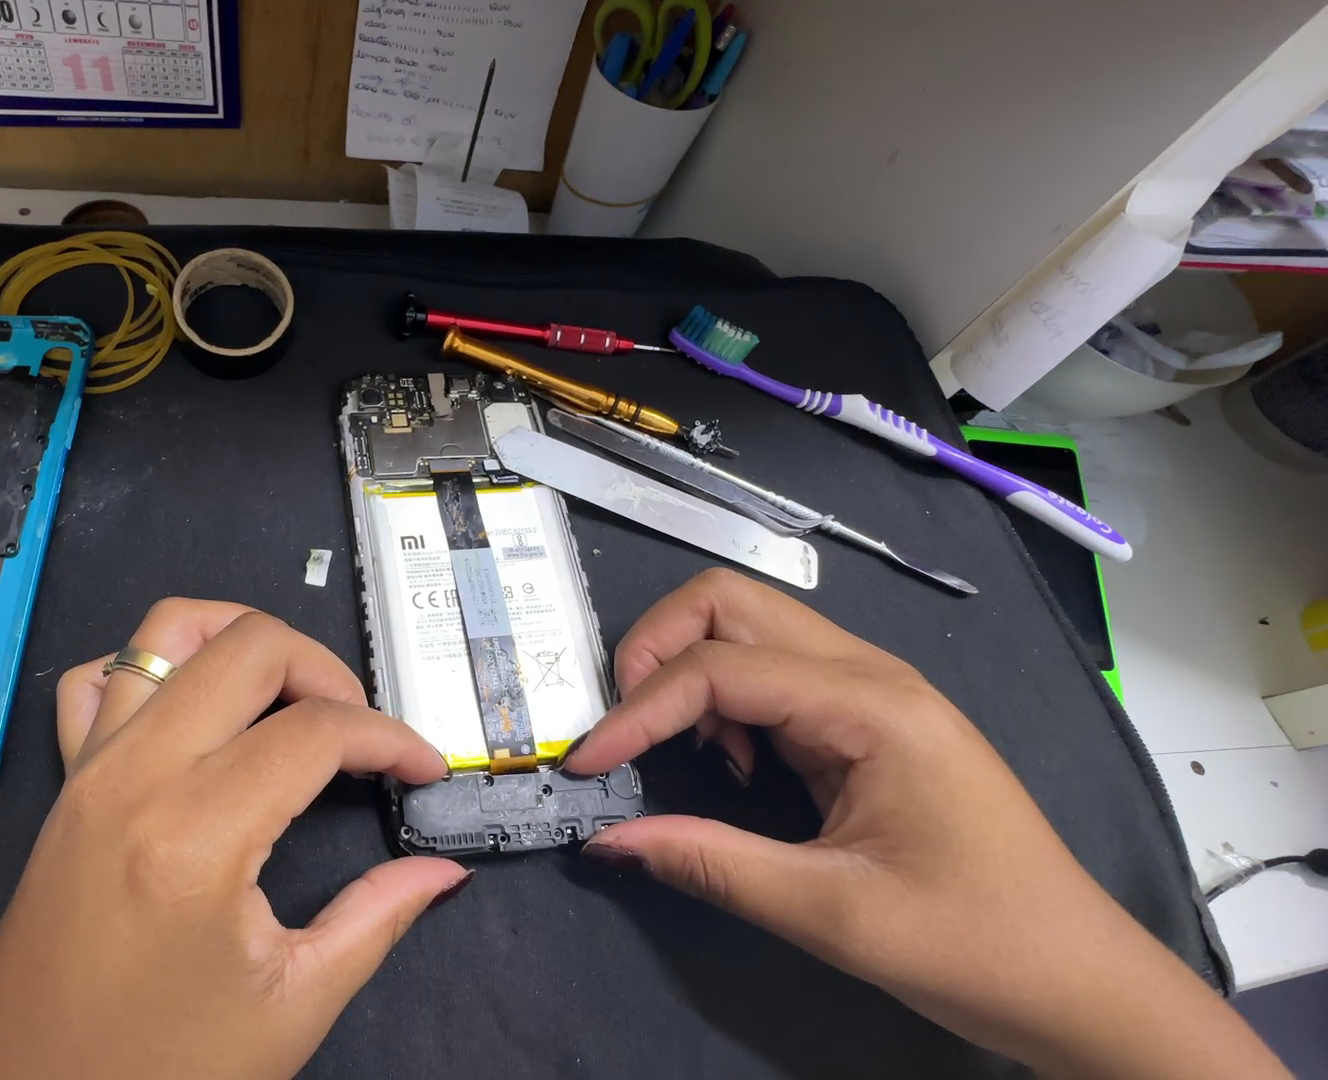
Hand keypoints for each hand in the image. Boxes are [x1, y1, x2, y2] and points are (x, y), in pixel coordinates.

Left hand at [0, 599, 469, 1079]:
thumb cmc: (151, 1069)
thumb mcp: (290, 1006)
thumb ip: (378, 918)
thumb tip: (439, 872)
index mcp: (196, 832)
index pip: (317, 730)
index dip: (389, 738)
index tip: (420, 767)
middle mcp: (138, 774)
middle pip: (249, 646)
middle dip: (326, 669)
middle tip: (359, 729)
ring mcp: (94, 765)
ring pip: (171, 629)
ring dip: (244, 639)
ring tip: (289, 693)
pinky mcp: (69, 777)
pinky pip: (103, 677)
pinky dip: (158, 665)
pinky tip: (198, 706)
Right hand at [564, 570, 1287, 1079]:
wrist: (1088, 987)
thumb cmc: (978, 947)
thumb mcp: (834, 916)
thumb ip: (711, 863)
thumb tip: (606, 841)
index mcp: (870, 705)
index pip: (719, 669)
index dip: (639, 711)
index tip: (588, 764)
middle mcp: (866, 671)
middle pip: (727, 599)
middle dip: (653, 648)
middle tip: (625, 722)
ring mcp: (865, 684)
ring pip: (741, 621)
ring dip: (684, 666)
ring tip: (677, 745)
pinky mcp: (858, 710)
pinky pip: (762, 665)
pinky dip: (718, 695)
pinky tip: (730, 757)